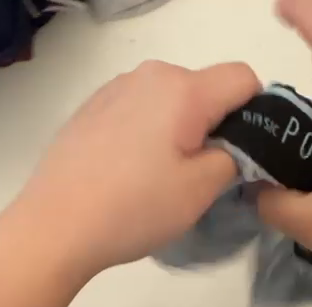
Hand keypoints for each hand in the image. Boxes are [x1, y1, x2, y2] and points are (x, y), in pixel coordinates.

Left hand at [9, 60, 260, 278]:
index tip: (241, 157)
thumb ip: (235, 157)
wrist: (56, 225)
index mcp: (184, 89)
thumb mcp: (199, 191)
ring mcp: (115, 89)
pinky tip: (127, 177)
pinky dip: (145, 138)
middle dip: (212, 128)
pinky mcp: (92, 110)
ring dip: (177, 134)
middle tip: (195, 181)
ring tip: (156, 183)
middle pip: (204, 90)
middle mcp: (150, 75)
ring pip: (169, 103)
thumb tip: (239, 144)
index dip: (256, 115)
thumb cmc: (132, 209)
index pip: (243, 79)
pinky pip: (137, 114)